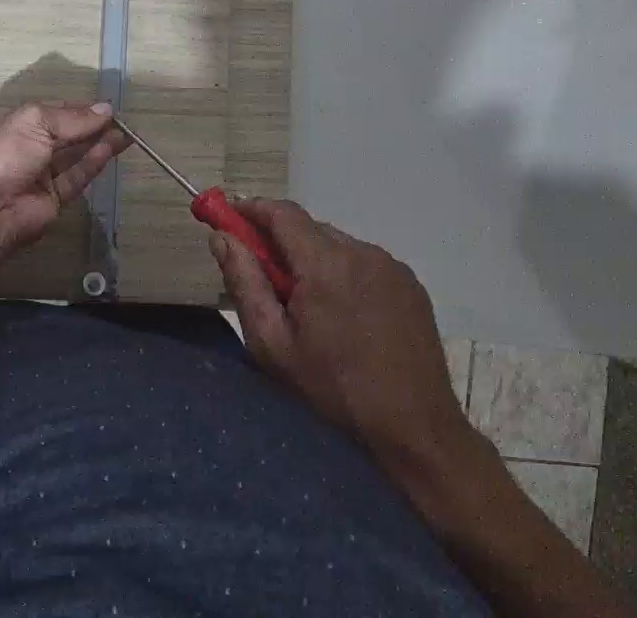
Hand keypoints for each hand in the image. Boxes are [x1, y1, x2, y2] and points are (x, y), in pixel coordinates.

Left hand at [0, 101, 130, 256]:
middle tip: (123, 121)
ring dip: (98, 143)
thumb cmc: (7, 154)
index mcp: (18, 125)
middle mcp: (30, 147)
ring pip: (75, 155)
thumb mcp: (35, 122)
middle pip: (67, 134)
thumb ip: (71, 117)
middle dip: (92, 126)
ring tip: (126, 134)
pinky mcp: (55, 197)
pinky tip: (111, 149)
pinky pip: (77, 176)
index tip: (106, 108)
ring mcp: (42, 174)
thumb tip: (105, 109)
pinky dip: (93, 163)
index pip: (54, 112)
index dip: (79, 109)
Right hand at [210, 199, 476, 476]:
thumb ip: (244, 283)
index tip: (227, 217)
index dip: (250, 208)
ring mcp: (392, 267)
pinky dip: (342, 273)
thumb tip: (221, 238)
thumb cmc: (332, 390)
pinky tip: (342, 314)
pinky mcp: (411, 284)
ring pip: (337, 244)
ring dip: (312, 259)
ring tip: (306, 306)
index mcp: (325, 265)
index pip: (281, 213)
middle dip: (279, 241)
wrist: (415, 429)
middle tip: (261, 276)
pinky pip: (364, 262)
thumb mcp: (272, 344)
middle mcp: (362, 253)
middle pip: (309, 227)